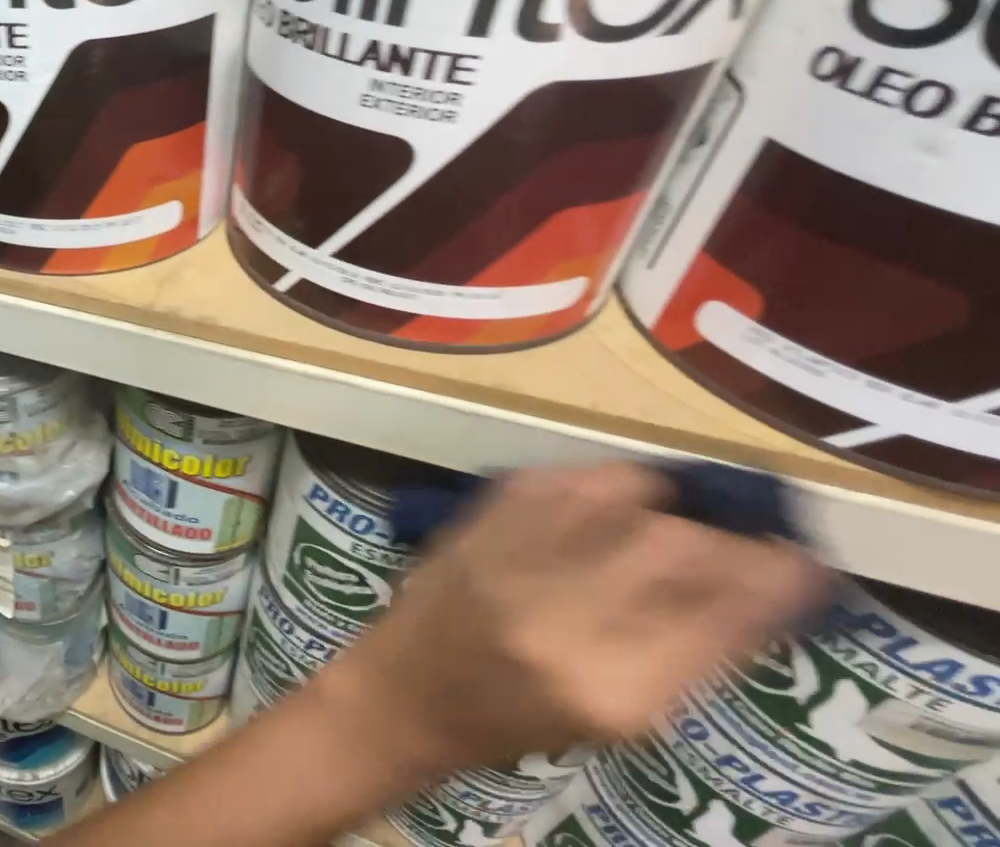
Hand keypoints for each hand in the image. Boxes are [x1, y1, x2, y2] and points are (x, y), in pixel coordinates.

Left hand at [313, 462, 829, 782]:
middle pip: (672, 547)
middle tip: (744, 540)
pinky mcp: (473, 524)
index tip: (799, 563)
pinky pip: (557, 482)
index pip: (718, 617)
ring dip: (667, 501)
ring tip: (683, 513)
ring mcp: (509, 561)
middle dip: (725, 539)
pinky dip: (602, 482)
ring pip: (616, 502)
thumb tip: (754, 593)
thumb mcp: (613, 718)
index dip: (772, 580)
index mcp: (609, 688)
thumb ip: (685, 658)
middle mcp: (559, 617)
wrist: (403, 691)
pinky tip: (619, 497)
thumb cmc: (512, 721)